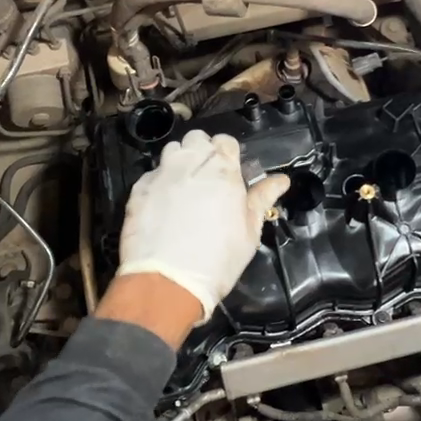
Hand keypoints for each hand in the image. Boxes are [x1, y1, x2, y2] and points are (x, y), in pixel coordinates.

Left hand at [116, 130, 290, 316]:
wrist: (166, 281)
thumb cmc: (218, 258)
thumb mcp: (250, 230)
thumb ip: (262, 198)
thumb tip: (282, 179)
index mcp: (222, 168)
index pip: (226, 141)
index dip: (228, 153)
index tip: (230, 172)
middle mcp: (190, 162)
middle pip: (197, 139)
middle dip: (203, 151)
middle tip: (208, 178)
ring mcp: (161, 173)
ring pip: (172, 151)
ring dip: (181, 161)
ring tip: (185, 187)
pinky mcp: (138, 189)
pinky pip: (152, 174)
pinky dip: (160, 182)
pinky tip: (164, 204)